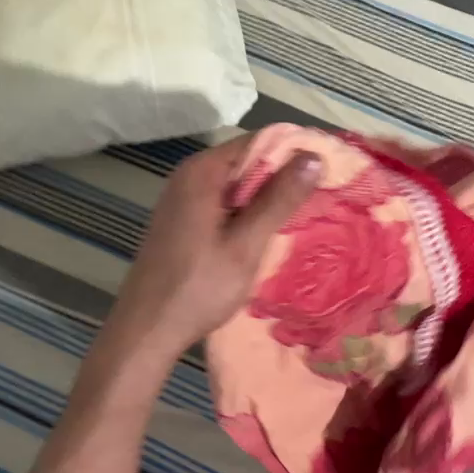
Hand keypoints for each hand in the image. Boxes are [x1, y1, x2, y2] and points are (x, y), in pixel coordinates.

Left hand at [103, 136, 322, 362]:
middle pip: (245, 160)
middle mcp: (189, 175)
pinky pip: (222, 201)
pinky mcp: (181, 219)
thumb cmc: (198, 287)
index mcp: (202, 171)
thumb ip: (279, 199)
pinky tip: (267, 230)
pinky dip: (245, 210)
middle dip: (281, 174)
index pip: (257, 141)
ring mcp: (182, 197)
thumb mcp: (246, 244)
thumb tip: (313, 156)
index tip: (327, 167)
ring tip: (304, 211)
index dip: (293, 151)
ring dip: (265, 195)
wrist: (145, 331)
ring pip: (235, 183)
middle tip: (322, 192)